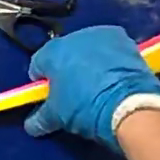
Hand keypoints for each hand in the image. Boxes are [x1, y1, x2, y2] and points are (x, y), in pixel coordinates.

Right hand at [23, 25, 159, 149]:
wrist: (129, 103)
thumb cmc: (85, 107)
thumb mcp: (57, 117)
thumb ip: (41, 118)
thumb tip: (31, 125)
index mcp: (52, 52)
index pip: (39, 64)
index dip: (42, 81)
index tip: (49, 96)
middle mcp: (73, 36)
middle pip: (64, 54)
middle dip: (66, 69)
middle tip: (73, 92)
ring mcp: (99, 34)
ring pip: (87, 49)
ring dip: (88, 62)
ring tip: (96, 84)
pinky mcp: (122, 37)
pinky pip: (108, 48)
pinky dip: (109, 58)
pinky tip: (114, 76)